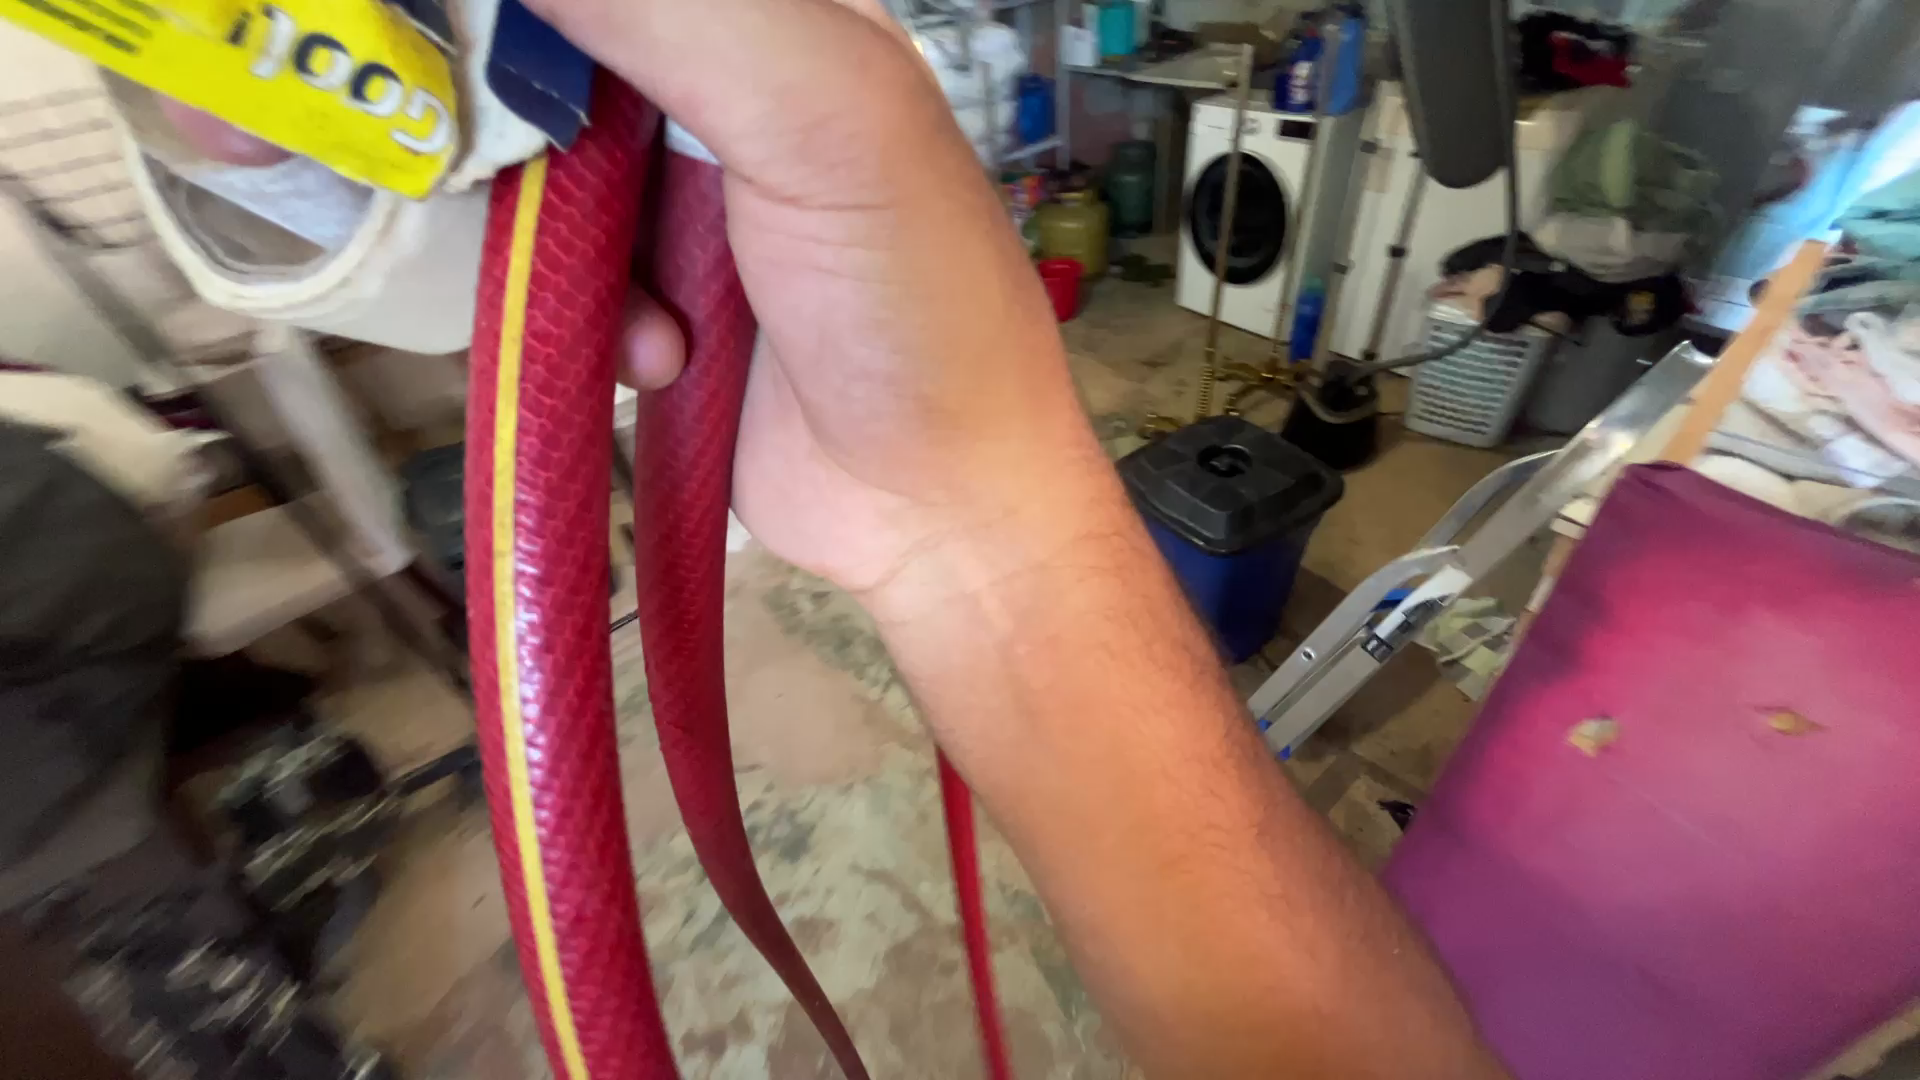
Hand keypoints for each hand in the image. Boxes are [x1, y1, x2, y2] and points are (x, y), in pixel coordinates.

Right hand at [539, 0, 1119, 597]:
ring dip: (573, 244)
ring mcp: (699, 224)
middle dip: (535, 120)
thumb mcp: (834, 124)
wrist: (934, 508)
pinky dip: (597, 318)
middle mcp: (742, 117)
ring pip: (548, 174)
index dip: (557, 16)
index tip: (509, 53)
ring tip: (660, 313)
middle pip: (569, 62)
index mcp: (799, 32)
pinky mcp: (668, 312)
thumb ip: (687, 12)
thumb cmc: (920, 318)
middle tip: (554, 177)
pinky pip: (570, 279)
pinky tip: (669, 360)